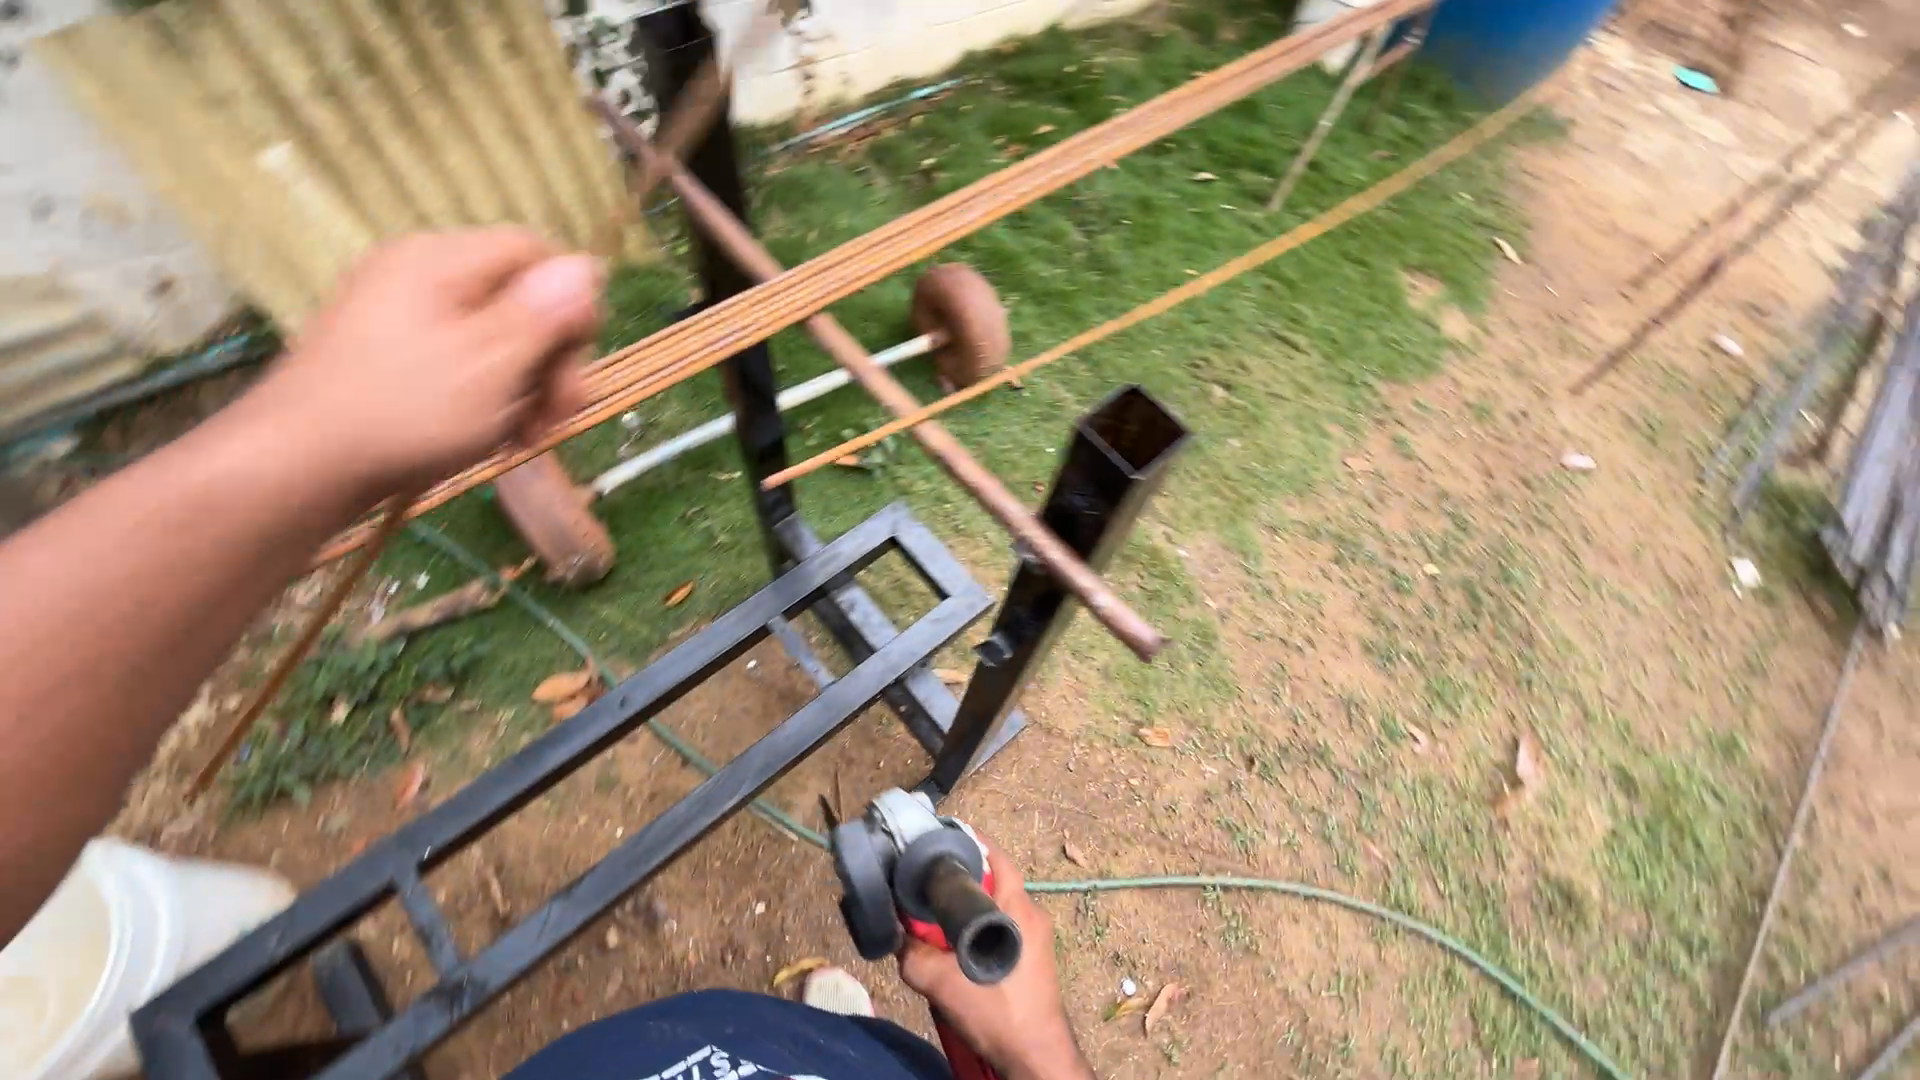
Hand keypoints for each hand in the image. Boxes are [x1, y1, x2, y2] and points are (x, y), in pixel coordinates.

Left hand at [239, 228, 604, 499]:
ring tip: (527, 435)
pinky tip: (497, 434)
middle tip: (558, 415)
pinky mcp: (395, 355)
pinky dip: (494, 395)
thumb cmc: (406, 411)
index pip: (534, 253)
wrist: (298, 466)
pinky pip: (468, 361)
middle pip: (522, 299)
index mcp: (441, 260)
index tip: (578, 361)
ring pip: (501, 337)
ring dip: (530, 387)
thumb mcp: (492, 362)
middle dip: (552, 359)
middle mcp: (421, 275)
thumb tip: (586, 265)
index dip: (571, 303)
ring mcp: (404, 316)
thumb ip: (544, 313)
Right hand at [898, 842, 1094, 1079]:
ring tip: (937, 906)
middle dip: (962, 872)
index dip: (964, 842)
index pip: (993, 854)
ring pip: (998, 900)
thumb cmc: (997, 1012)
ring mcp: (1038, 934)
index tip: (935, 841)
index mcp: (1016, 906)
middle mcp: (1032, 911)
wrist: (1037, 1058)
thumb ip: (912, 955)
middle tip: (930, 875)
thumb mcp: (943, 984)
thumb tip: (894, 932)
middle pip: (994, 875)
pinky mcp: (1036, 954)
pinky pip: (1005, 921)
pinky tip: (958, 938)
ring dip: (971, 899)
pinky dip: (981, 919)